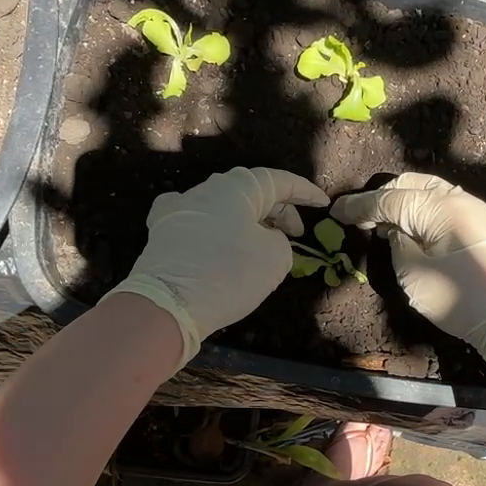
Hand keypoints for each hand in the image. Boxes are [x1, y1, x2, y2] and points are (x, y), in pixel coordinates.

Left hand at [105, 167, 328, 369]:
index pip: (278, 181)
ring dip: (247, 221)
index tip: (322, 204)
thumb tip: (264, 238)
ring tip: (262, 243)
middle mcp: (205, 191)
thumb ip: (279, 241)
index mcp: (236, 188)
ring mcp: (178, 211)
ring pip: (223, 207)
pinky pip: (197, 223)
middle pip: (249, 193)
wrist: (168, 304)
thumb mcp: (275, 258)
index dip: (304, 192)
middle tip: (295, 234)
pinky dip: (216, 230)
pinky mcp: (162, 234)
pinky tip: (217, 239)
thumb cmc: (229, 274)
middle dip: (277, 210)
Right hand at [331, 173, 485, 365]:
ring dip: (401, 199)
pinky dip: (420, 206)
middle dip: (379, 197)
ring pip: (427, 189)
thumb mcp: (413, 273)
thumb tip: (394, 228)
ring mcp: (472, 207)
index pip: (388, 199)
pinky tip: (409, 223)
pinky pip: (442, 202)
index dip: (358, 205)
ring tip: (380, 219)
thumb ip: (397, 242)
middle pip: (408, 185)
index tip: (335, 212)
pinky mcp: (481, 221)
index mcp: (437, 206)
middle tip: (356, 215)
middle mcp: (456, 197)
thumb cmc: (459, 298)